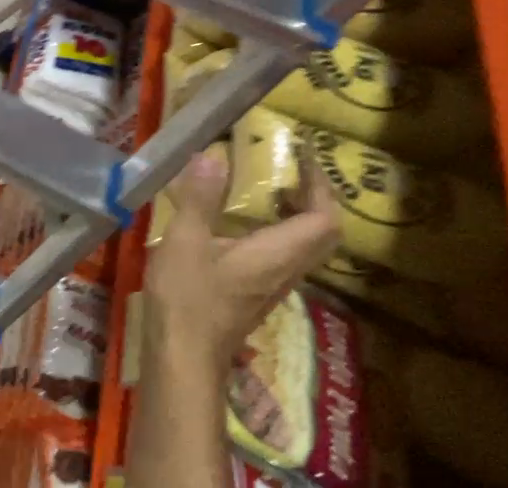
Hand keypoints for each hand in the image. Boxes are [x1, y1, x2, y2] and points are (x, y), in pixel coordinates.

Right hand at [143, 148, 339, 366]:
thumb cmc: (187, 295)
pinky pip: (282, 254)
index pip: (323, 219)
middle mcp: (286, 269)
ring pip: (304, 246)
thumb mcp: (184, 241)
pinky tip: (240, 225)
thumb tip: (212, 156)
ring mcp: (272, 283)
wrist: (184, 351)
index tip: (304, 157)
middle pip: (322, 234)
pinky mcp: (255, 291)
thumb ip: (199, 200)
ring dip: (296, 215)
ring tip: (266, 190)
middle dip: (313, 198)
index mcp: (277, 253)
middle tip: (289, 170)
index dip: (320, 186)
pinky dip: (274, 230)